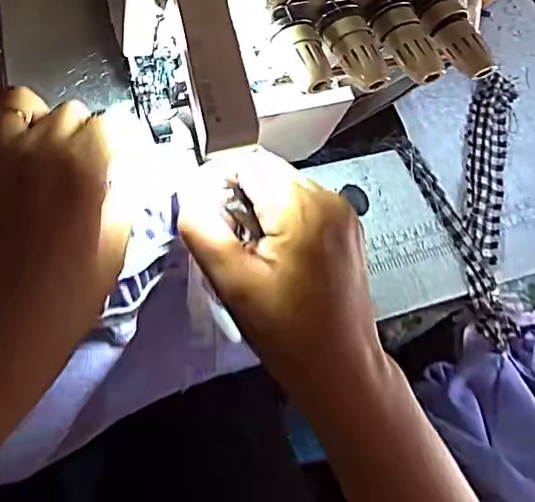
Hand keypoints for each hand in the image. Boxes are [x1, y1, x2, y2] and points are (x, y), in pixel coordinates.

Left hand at [0, 87, 135, 500]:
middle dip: (76, 134)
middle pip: (68, 110)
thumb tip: (117, 174)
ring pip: (16, 99)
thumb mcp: (114, 249)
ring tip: (31, 144)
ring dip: (30, 116)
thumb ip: (120, 198)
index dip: (111, 147)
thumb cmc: (62, 304)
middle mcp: (41, 143)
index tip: (110, 168)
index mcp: (87, 162)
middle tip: (72, 168)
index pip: (109, 124)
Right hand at [176, 147, 384, 400]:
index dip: (221, 188)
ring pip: (283, 184)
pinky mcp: (346, 224)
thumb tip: (188, 198)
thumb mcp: (234, 284)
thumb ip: (203, 232)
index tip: (215, 223)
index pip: (246, 164)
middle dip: (243, 199)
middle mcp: (327, 198)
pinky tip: (280, 256)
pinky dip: (284, 218)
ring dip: (263, 207)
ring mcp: (341, 210)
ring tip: (259, 254)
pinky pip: (303, 202)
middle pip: (266, 171)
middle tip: (237, 245)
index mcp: (302, 206)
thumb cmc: (291, 334)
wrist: (342, 370)